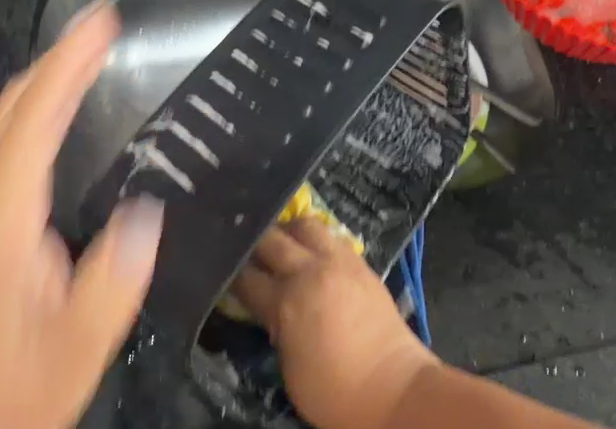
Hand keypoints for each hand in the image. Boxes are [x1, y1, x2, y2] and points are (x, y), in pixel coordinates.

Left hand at [0, 0, 163, 428]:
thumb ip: (113, 277)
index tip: (103, 22)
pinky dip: (39, 102)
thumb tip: (148, 209)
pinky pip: (8, 138)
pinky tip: (63, 102)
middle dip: (59, 54)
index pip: (35, 118)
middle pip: (14, 105)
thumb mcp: (81, 343)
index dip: (69, 63)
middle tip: (104, 21)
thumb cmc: (25, 384)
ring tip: (91, 47)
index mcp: (4, 219)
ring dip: (47, 73)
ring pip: (6, 118)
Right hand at [231, 217, 438, 428]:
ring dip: (287, 230)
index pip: (246, 278)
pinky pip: (331, 235)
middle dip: (253, 243)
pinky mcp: (360, 262)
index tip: (221, 272)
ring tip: (281, 242)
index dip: (230, 275)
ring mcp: (338, 262)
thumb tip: (269, 310)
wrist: (394, 389)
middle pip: (271, 239)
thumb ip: (275, 328)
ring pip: (305, 224)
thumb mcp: (289, 368)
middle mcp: (309, 271)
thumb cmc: (335, 392)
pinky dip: (315, 238)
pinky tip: (311, 250)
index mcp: (285, 302)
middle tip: (245, 249)